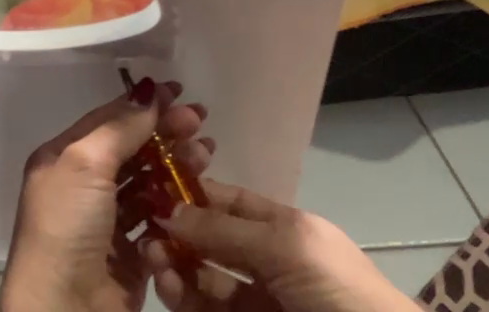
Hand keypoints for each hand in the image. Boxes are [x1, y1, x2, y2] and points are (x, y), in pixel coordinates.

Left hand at [0, 79, 213, 311]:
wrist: (64, 307)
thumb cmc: (66, 224)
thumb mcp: (84, 163)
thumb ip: (117, 128)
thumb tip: (146, 90)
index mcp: (62, 157)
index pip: (106, 120)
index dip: (141, 104)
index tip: (179, 91)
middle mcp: (82, 184)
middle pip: (130, 149)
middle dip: (164, 133)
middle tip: (202, 121)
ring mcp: (107, 220)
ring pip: (148, 183)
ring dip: (177, 165)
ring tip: (209, 151)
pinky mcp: (132, 254)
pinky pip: (159, 221)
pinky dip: (180, 206)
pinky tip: (204, 194)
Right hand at [142, 180, 419, 311]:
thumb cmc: (343, 295)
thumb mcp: (288, 247)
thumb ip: (224, 227)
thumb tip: (165, 208)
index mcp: (284, 228)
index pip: (223, 199)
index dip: (186, 192)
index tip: (145, 188)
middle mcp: (266, 260)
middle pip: (205, 238)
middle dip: (173, 233)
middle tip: (147, 236)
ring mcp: (257, 300)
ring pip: (199, 275)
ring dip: (171, 265)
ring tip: (156, 264)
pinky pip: (203, 307)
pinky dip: (181, 296)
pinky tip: (169, 288)